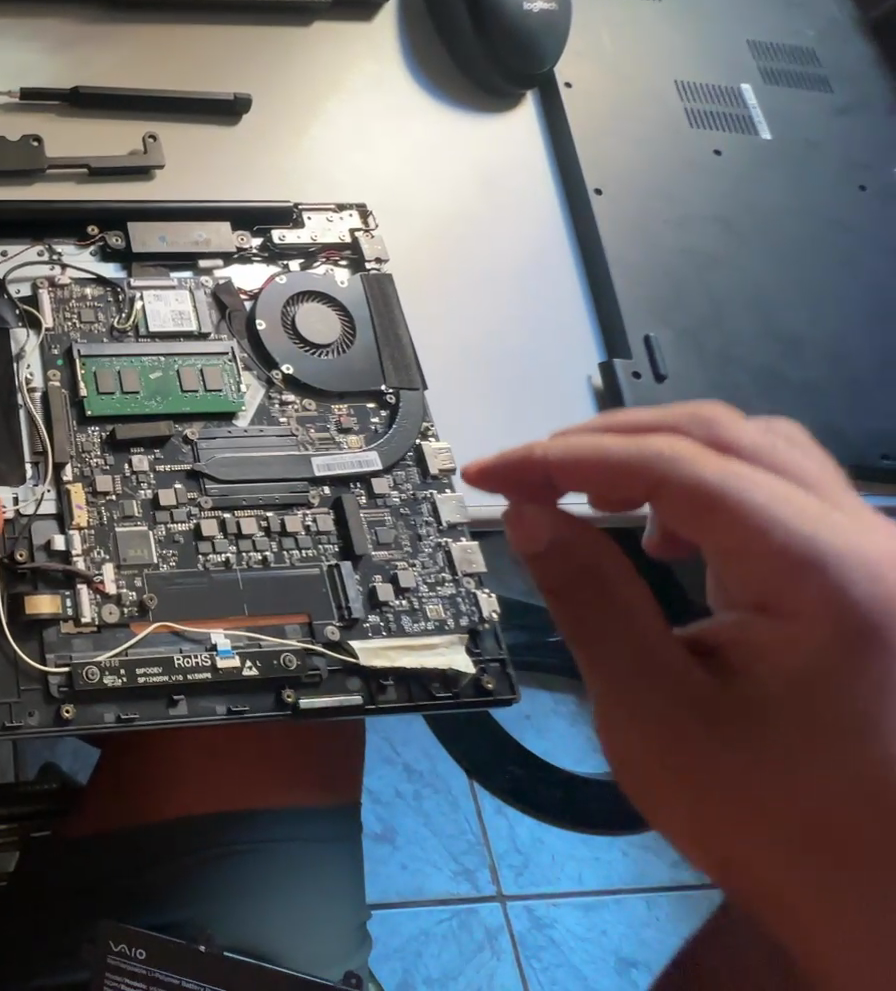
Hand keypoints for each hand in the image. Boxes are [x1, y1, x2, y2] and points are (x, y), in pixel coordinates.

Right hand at [464, 402, 895, 986]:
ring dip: (653, 457)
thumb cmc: (766, 814)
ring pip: (758, 451)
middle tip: (520, 476)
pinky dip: (698, 489)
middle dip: (603, 442)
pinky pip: (782, 492)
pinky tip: (658, 537)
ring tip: (581, 496)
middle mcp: (874, 546)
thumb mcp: (648, 705)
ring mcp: (884, 560)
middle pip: (724, 436)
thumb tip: (525, 510)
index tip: (483, 476)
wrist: (891, 902)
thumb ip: (586, 594)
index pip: (675, 469)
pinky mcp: (874, 580)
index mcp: (826, 577)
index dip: (561, 459)